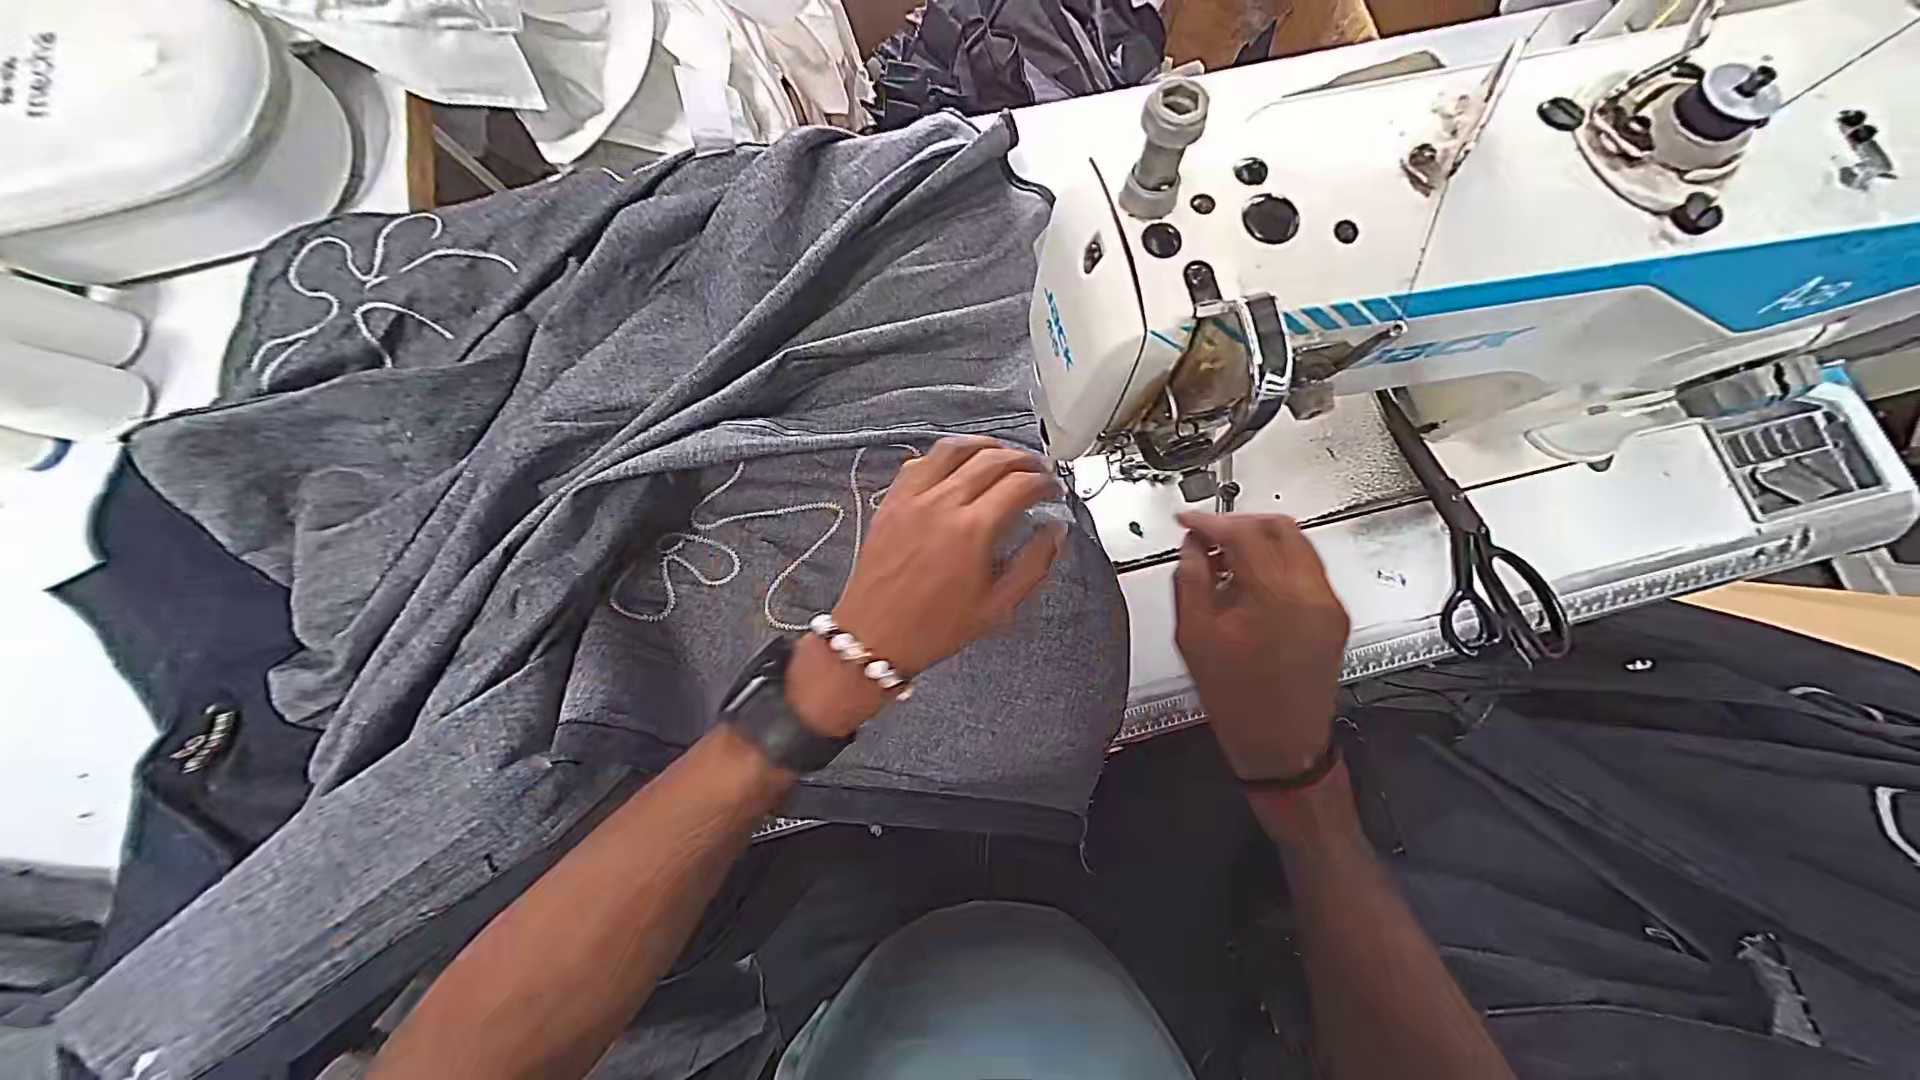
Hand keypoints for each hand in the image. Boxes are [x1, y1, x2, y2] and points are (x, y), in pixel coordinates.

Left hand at [786, 436, 1067, 735]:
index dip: (1045, 481)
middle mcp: (942, 506)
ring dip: (985, 446)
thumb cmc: (931, 628)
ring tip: (1001, 454)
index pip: (1020, 484)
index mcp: (972, 530)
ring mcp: (913, 500)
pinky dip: (944, 455)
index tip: (1051, 489)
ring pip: (954, 448)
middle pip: (992, 459)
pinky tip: (955, 465)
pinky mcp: (892, 502)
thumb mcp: (998, 608)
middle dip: (1023, 459)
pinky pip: (920, 461)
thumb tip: (1053, 534)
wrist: (877, 637)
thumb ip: (1034, 565)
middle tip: (1036, 471)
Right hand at [1173, 512, 1349, 779]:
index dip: (1209, 521)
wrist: (1280, 743)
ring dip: (1258, 539)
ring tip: (1222, 555)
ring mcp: (1328, 604)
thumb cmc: (1241, 702)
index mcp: (1277, 597)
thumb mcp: (1195, 636)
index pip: (1245, 532)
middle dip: (1238, 522)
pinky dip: (1275, 560)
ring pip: (1296, 542)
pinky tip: (1246, 577)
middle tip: (1206, 533)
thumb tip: (1192, 548)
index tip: (1188, 520)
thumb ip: (1191, 580)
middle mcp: (1312, 595)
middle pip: (1279, 526)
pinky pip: (1305, 567)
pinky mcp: (1332, 615)